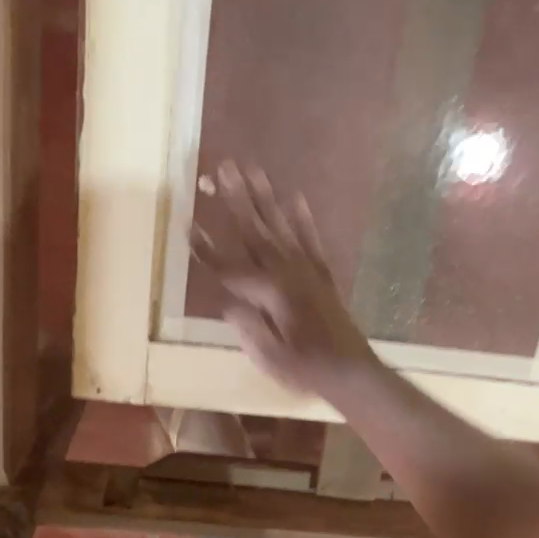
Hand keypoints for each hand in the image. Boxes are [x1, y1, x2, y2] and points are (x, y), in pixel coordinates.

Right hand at [194, 162, 382, 399]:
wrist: (351, 371)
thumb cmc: (306, 370)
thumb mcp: (269, 357)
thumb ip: (248, 328)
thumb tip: (229, 304)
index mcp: (271, 294)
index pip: (230, 268)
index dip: (206, 249)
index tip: (187, 224)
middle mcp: (289, 273)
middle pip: (255, 232)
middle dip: (236, 199)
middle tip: (222, 166)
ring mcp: (308, 271)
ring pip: (281, 227)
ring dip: (265, 198)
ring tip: (252, 168)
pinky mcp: (323, 275)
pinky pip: (311, 240)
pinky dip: (303, 219)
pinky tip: (295, 197)